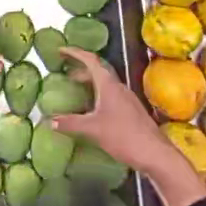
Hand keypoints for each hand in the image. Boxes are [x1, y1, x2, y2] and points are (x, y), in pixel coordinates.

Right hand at [52, 47, 205, 205]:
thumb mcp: (93, 129)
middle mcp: (119, 88)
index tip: (61, 50)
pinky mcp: (131, 112)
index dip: (75, 53)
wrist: (156, 155)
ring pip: (105, 84)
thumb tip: (49, 121)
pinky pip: (110, 96)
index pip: (91, 60)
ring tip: (75, 91)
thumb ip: (70, 123)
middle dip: (81, 69)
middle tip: (65, 73)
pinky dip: (97, 96)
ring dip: (90, 83)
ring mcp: (127, 100)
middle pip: (98, 71)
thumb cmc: (124, 136)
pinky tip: (92, 111)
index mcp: (109, 85)